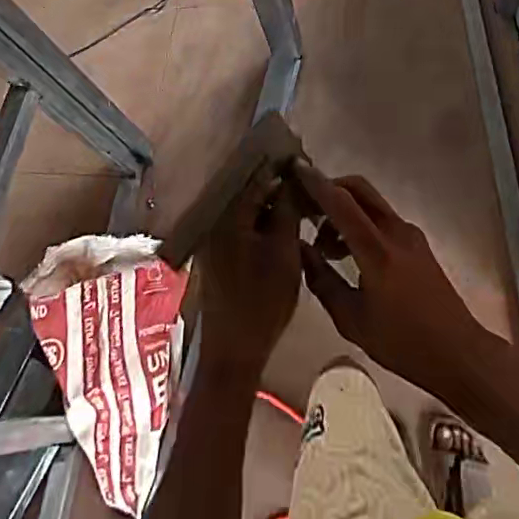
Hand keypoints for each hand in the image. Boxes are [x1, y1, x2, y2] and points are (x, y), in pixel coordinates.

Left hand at [194, 165, 301, 375]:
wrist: (233, 351)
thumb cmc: (263, 300)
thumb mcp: (285, 251)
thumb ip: (288, 208)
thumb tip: (293, 176)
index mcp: (226, 214)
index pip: (256, 175)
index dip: (282, 168)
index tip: (307, 167)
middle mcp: (212, 219)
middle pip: (247, 190)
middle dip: (277, 185)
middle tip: (307, 189)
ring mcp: (211, 236)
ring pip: (244, 208)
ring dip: (269, 204)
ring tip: (299, 205)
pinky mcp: (215, 252)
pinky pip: (239, 224)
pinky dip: (259, 221)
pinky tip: (281, 225)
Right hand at [294, 164, 507, 400]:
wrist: (459, 353)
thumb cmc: (403, 343)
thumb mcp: (352, 320)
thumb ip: (323, 280)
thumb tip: (300, 250)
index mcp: (377, 251)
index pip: (341, 203)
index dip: (316, 184)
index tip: (294, 170)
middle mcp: (396, 232)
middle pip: (358, 188)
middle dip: (330, 188)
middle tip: (305, 206)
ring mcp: (410, 235)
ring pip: (371, 202)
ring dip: (344, 209)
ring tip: (324, 244)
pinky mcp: (417, 243)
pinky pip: (382, 218)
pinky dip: (360, 222)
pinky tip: (347, 252)